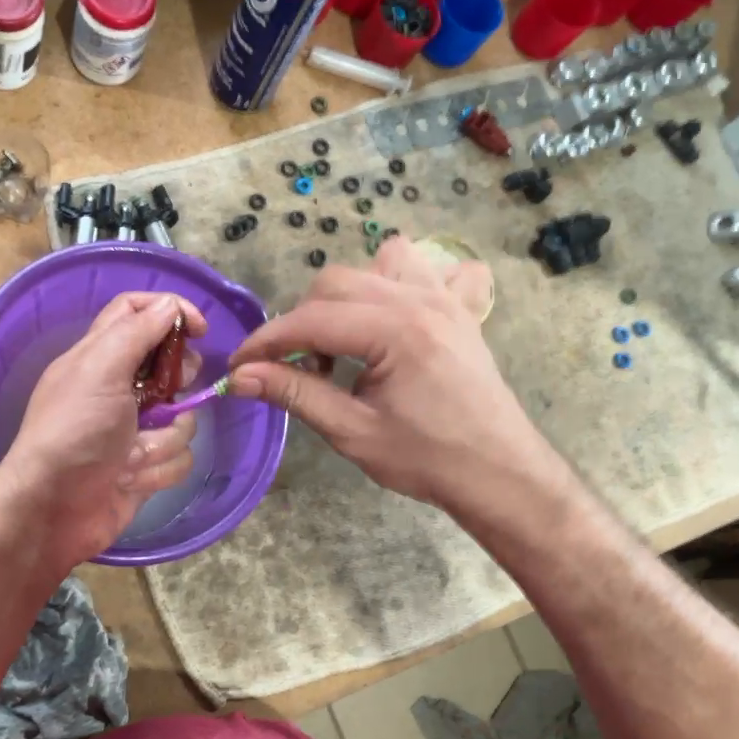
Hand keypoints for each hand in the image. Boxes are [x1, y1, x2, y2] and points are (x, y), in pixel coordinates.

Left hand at [0, 293, 206, 567]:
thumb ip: (136, 331)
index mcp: (99, 355)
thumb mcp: (99, 369)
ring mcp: (134, 431)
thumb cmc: (72, 433)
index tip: (200, 330)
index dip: (171, 311)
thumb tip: (171, 306)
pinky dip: (157, 471)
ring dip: (162, 441)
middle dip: (179, 385)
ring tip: (131, 457)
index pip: (137, 311)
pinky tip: (130, 480)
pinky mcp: (144, 469)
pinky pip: (179, 459)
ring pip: (183, 420)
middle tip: (165, 397)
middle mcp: (118, 389)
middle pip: (172, 367)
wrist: (52, 511)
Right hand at [227, 237, 562, 513]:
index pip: (310, 320)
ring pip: (377, 264)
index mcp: (395, 330)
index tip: (238, 367)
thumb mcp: (352, 431)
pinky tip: (394, 318)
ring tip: (343, 340)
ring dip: (348, 295)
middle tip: (292, 368)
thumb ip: (295, 393)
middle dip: (301, 322)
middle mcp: (420, 299)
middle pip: (335, 283)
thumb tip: (240, 377)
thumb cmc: (426, 459)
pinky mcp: (460, 308)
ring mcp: (445, 298)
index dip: (266, 342)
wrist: (500, 474)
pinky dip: (403, 282)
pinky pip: (429, 270)